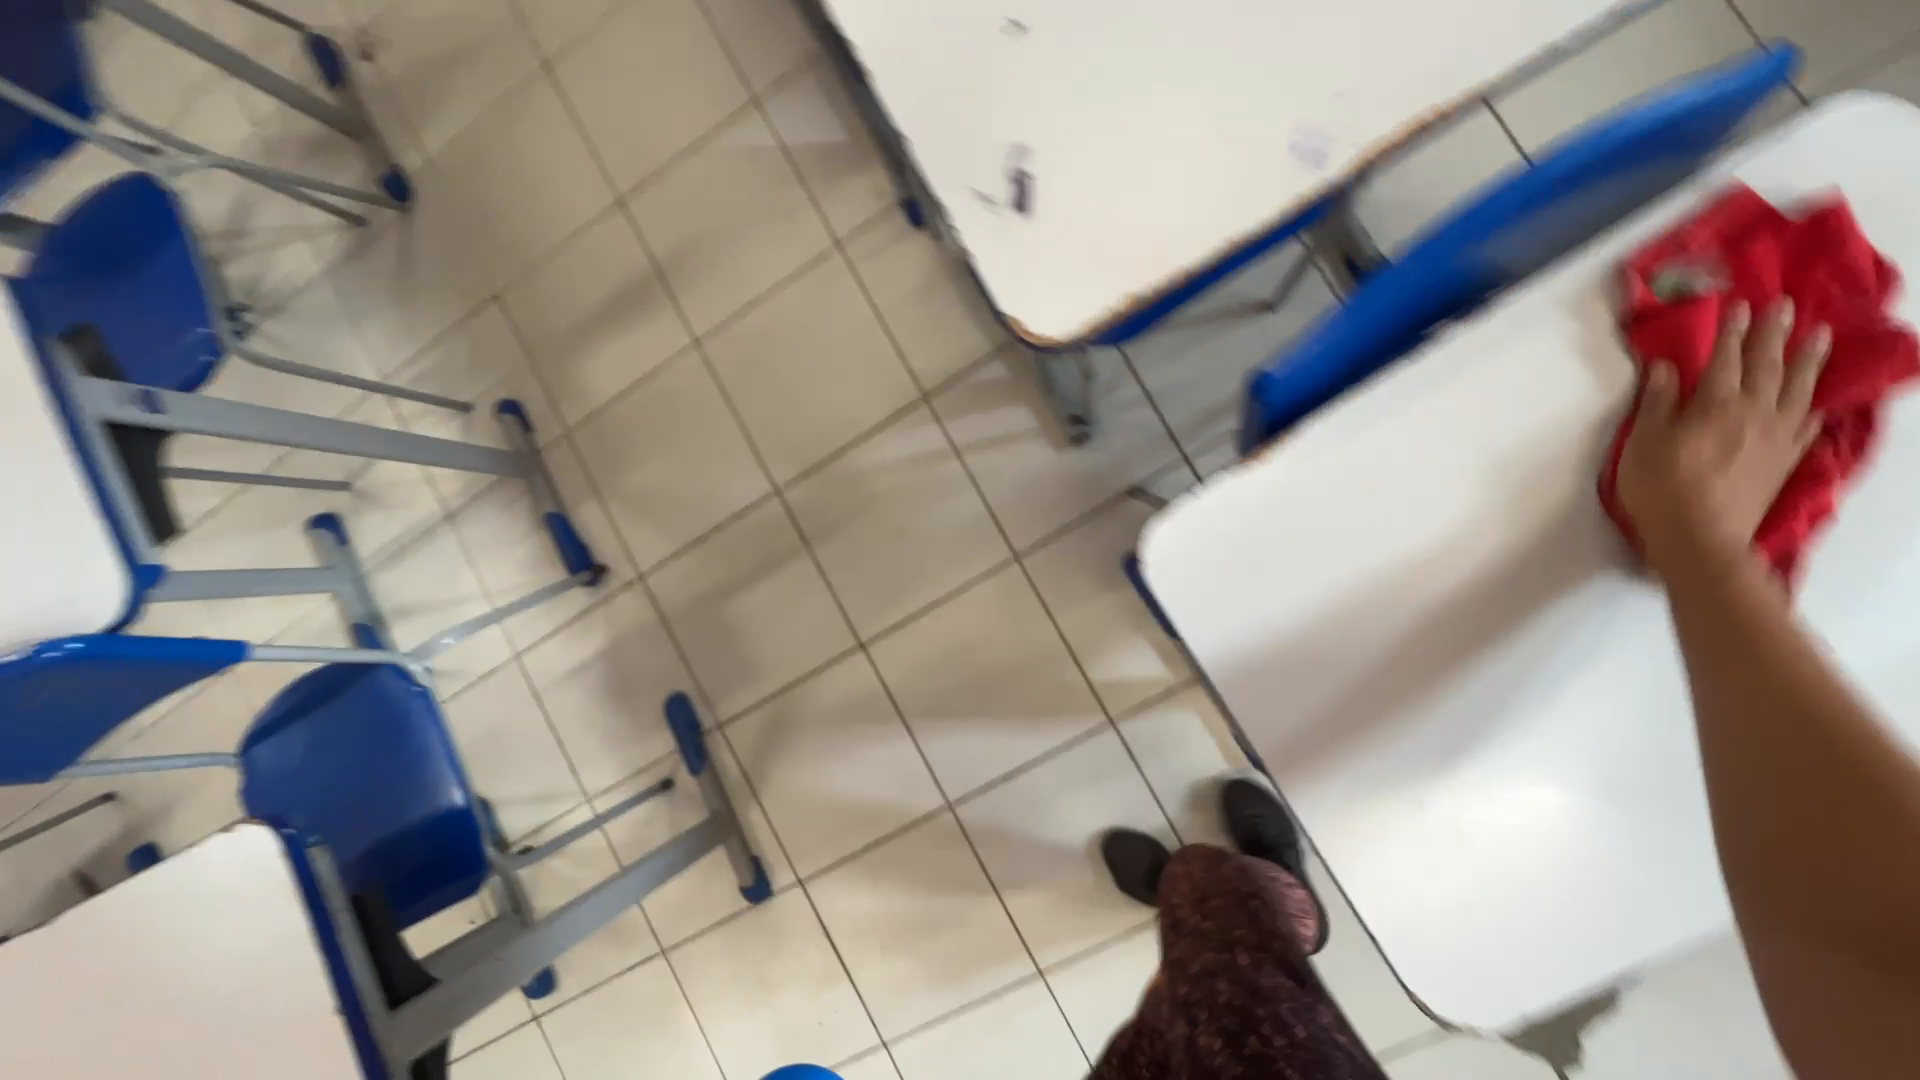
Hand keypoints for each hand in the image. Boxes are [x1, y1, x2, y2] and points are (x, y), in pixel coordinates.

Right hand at [1616, 299, 1831, 578]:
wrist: (1700, 537)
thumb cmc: (1659, 488)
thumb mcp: (1643, 443)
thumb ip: (1657, 403)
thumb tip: (1664, 368)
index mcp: (1715, 404)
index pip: (1726, 358)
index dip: (1730, 331)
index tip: (1738, 305)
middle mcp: (1754, 411)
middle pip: (1768, 365)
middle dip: (1773, 333)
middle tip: (1783, 306)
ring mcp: (1776, 435)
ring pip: (1798, 387)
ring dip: (1809, 358)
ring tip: (1819, 335)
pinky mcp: (1785, 459)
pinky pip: (1806, 423)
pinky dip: (1812, 405)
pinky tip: (1814, 398)